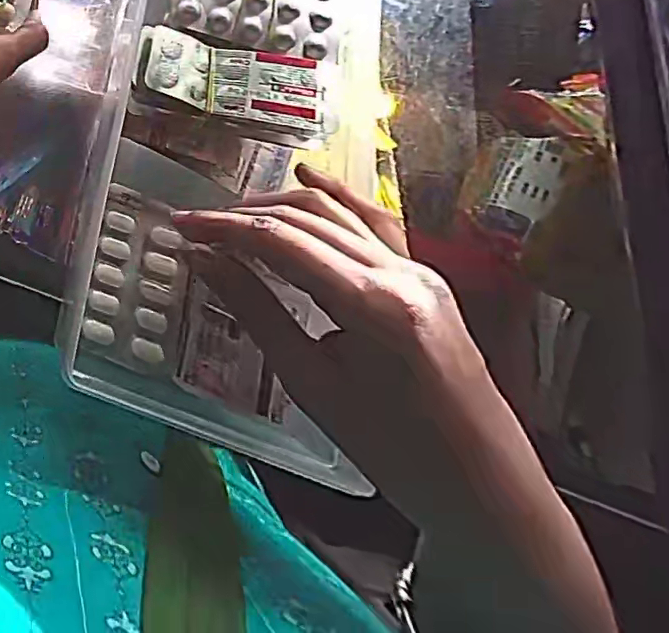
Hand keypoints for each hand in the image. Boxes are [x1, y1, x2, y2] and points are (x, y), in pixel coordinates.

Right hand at [172, 165, 535, 541]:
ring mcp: (418, 270)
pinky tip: (306, 175)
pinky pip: (372, 223)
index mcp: (374, 304)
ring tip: (230, 217)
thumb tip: (201, 260)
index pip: (280, 242)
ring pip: (335, 214)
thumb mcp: (311, 384)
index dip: (222, 228)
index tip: (181, 226)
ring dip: (277, 207)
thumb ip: (255, 310)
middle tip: (194, 227)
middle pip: (304, 221)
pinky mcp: (424, 276)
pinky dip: (335, 197)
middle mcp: (400, 272)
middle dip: (241, 218)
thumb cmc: (394, 453)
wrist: (487, 491)